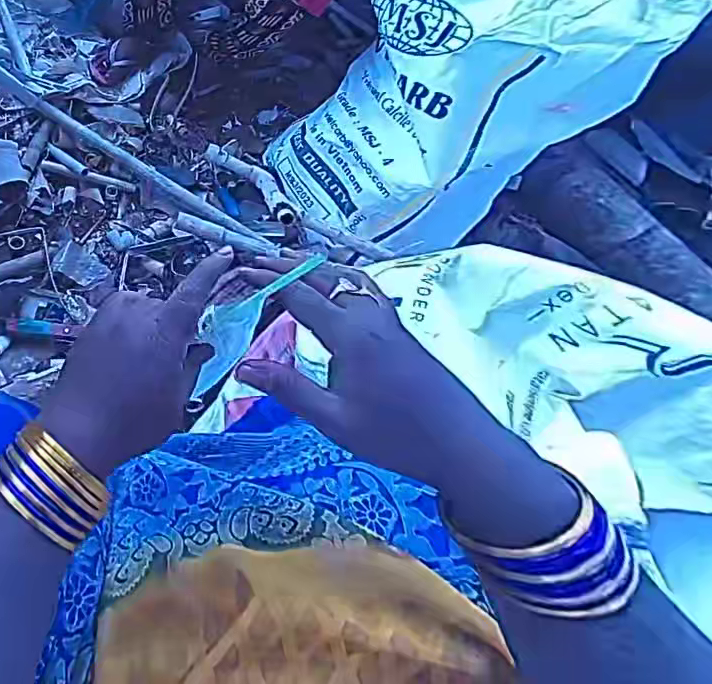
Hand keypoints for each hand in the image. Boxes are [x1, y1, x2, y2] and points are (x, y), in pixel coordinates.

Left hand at [38, 247, 237, 476]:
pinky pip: (120, 317)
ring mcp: (109, 312)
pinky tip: (122, 361)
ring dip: (148, 327)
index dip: (211, 269)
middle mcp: (136, 309)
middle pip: (166, 307)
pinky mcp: (91, 321)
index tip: (224, 254)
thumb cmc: (133, 420)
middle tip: (170, 361)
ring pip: (142, 310)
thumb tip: (201, 348)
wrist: (78, 427)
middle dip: (173, 327)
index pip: (195, 289)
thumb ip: (192, 365)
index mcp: (165, 327)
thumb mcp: (176, 399)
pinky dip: (128, 330)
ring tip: (141, 365)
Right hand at [229, 253, 578, 544]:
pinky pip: (364, 288)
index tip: (241, 271)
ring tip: (290, 263)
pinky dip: (340, 276)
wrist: (470, 451)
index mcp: (351, 335)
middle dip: (286, 265)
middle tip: (256, 261)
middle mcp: (370, 319)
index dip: (267, 279)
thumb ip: (288, 389)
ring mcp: (389, 322)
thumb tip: (243, 367)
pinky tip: (335, 287)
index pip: (299, 293)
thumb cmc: (400, 439)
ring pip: (347, 277)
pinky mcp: (400, 331)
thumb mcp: (335, 420)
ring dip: (315, 266)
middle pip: (323, 276)